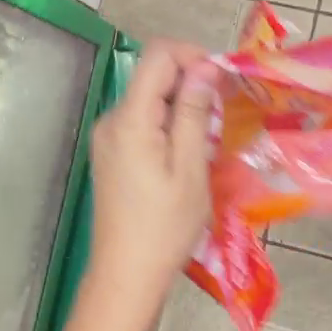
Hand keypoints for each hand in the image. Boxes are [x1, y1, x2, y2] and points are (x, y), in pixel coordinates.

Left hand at [89, 40, 217, 294]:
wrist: (126, 274)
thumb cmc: (165, 226)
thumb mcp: (190, 168)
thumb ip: (194, 112)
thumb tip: (205, 66)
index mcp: (130, 119)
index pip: (158, 55)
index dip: (193, 55)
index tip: (223, 80)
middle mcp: (112, 119)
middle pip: (153, 75)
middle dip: (191, 84)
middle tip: (223, 116)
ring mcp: (108, 137)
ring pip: (150, 99)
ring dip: (182, 107)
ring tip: (209, 141)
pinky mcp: (111, 153)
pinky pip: (143, 122)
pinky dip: (168, 125)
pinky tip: (187, 155)